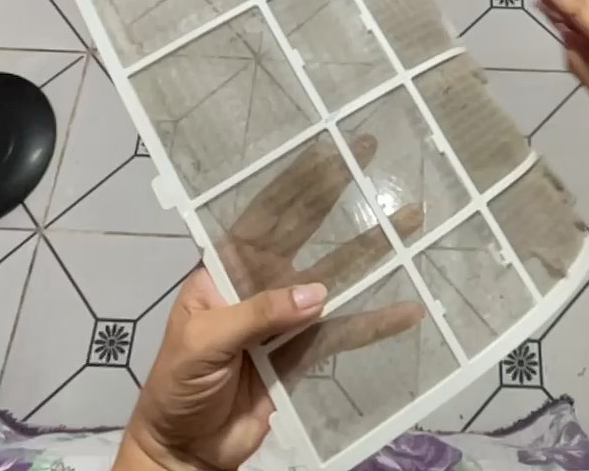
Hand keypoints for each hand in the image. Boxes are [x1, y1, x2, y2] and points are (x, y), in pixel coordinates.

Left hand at [120, 135, 427, 470]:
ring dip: (372, 250)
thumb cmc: (178, 384)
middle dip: (337, 192)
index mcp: (229, 267)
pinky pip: (346, 331)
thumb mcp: (204, 341)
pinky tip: (408, 309)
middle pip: (306, 227)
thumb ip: (258, 314)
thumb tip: (318, 292)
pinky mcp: (306, 351)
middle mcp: (263, 278)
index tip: (329, 149)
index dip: (296, 179)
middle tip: (370, 157)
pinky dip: (377, 322)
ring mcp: (289, 314)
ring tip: (410, 221)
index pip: (265, 212)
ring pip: (337, 273)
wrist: (186, 451)